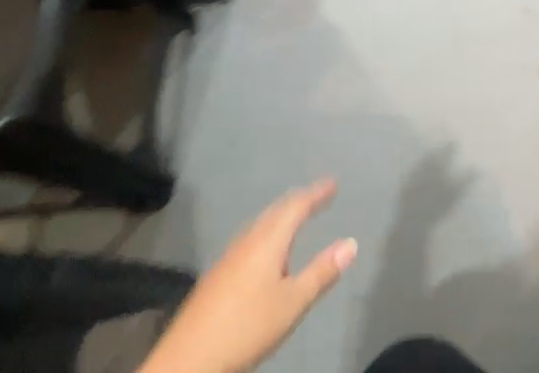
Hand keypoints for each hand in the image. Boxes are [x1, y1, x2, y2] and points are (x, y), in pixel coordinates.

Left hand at [140, 179, 357, 372]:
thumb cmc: (247, 328)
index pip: (296, 207)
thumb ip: (322, 272)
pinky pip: (248, 243)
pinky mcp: (215, 280)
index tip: (333, 183)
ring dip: (279, 219)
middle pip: (274, 213)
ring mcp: (227, 261)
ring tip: (294, 222)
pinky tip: (265, 256)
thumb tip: (351, 243)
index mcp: (267, 243)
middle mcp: (246, 243)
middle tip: (317, 197)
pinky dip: (266, 236)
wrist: (187, 362)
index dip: (316, 194)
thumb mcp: (293, 302)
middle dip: (297, 202)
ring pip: (258, 228)